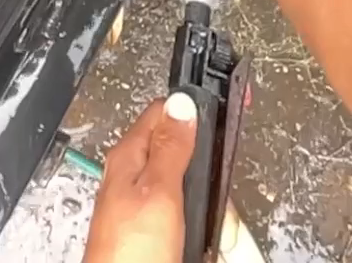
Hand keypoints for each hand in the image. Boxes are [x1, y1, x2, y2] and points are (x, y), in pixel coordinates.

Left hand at [82, 93, 198, 262]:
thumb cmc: (130, 256)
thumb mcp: (158, 192)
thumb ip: (171, 148)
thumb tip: (182, 103)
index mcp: (129, 156)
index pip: (163, 112)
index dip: (194, 108)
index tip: (222, 108)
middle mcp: (133, 176)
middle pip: (181, 151)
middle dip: (205, 169)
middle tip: (214, 194)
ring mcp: (143, 206)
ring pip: (188, 187)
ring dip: (206, 203)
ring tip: (209, 225)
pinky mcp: (154, 233)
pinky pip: (186, 216)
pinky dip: (200, 225)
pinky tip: (200, 242)